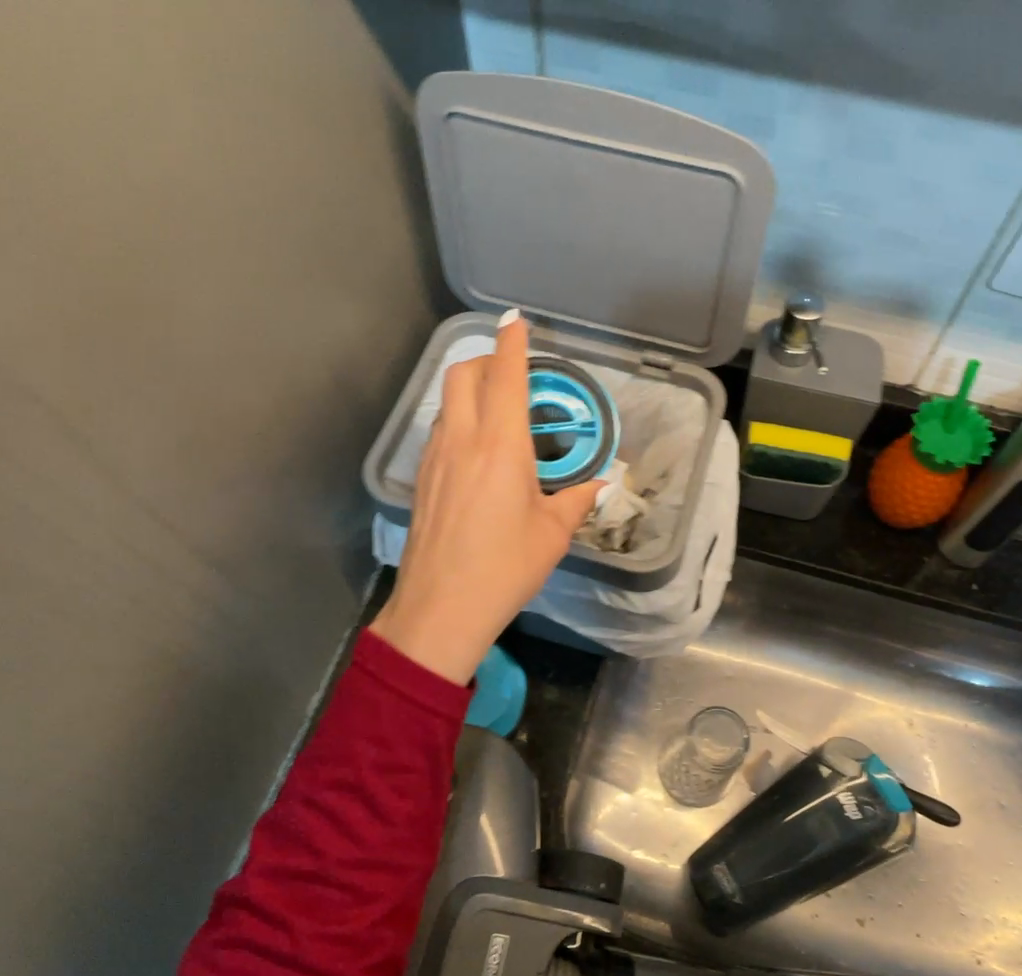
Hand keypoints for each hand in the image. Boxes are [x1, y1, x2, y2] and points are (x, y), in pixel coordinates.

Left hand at [371, 310, 604, 683]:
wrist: (441, 609)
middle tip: (513, 369)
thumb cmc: (505, 568)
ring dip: (470, 390)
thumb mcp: (553, 534)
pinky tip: (478, 450)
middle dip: (486, 360)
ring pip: (447, 403)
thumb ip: (578, 500)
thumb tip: (600, 485)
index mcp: (500, 446)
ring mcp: (434, 459)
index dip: (512, 343)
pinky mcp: (421, 480)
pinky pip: (440, 431)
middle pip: (463, 375)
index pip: (504, 376)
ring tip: (498, 409)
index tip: (517, 320)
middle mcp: (461, 441)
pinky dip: (459, 420)